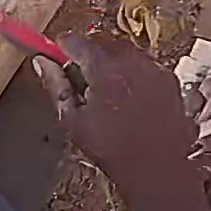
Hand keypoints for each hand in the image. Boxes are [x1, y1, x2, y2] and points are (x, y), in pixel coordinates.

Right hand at [34, 36, 198, 204]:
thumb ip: (56, 86)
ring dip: (110, 65)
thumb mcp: (73, 121)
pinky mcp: (169, 79)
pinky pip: (142, 65)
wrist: (158, 168)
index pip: (75, 41)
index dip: (61, 50)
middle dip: (87, 58)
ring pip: (123, 53)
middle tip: (80, 85)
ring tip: (105, 95)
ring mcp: (154, 68)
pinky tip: (128, 100)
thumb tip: (41, 61)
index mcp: (104, 68)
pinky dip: (131, 74)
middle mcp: (132, 60)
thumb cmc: (110, 148)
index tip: (55, 60)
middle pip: (101, 44)